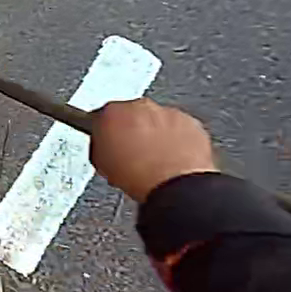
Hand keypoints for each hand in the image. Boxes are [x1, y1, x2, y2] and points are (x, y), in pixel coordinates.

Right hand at [89, 99, 218, 201]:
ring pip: (157, 119)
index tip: (110, 141)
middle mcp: (138, 107)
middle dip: (132, 128)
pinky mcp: (191, 122)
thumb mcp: (99, 161)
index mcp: (111, 112)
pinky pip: (180, 127)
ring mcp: (166, 113)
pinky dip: (177, 138)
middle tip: (132, 150)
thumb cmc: (136, 174)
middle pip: (132, 113)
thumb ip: (100, 144)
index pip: (103, 115)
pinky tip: (172, 157)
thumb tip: (105, 145)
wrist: (172, 184)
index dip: (106, 130)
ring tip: (155, 157)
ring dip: (155, 132)